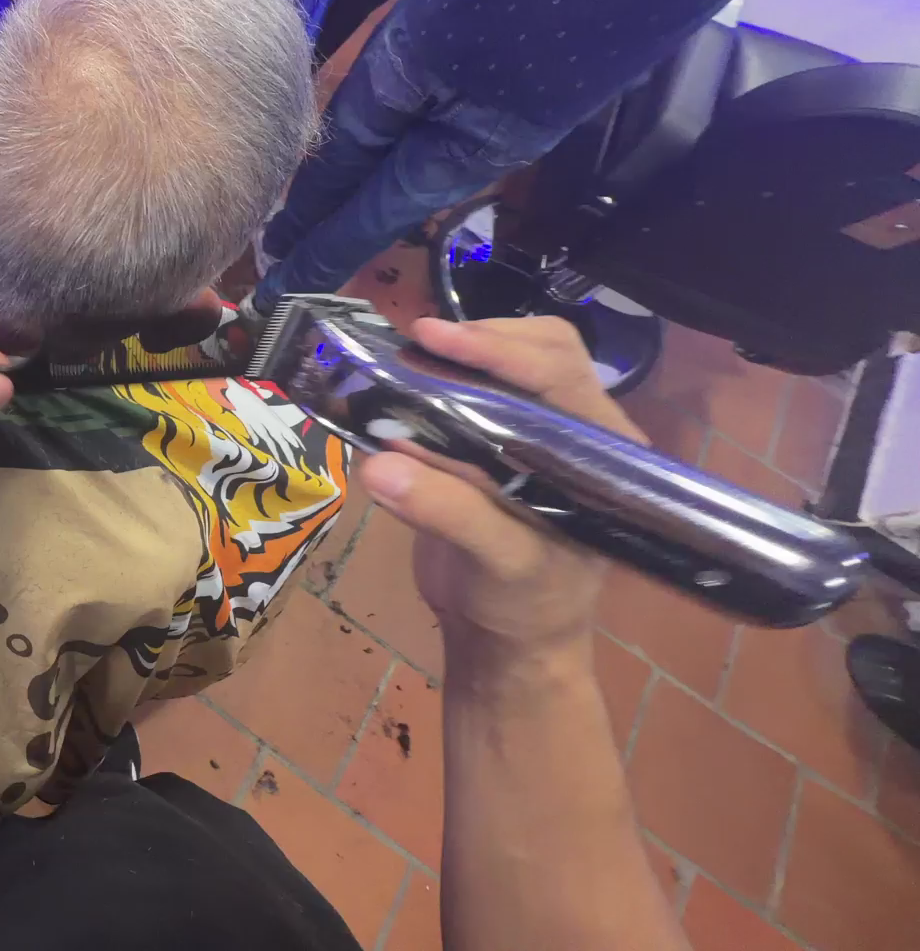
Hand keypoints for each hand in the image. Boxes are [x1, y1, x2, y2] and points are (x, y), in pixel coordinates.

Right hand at [357, 317, 648, 676]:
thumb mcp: (500, 563)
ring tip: (400, 360)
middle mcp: (569, 434)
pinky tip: (395, 392)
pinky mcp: (483, 453)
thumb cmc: (525, 603)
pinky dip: (427, 389)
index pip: (557, 371)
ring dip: (450, 360)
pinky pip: (459, 404)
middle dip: (475, 341)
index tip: (431, 337)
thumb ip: (449, 513)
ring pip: (497, 372)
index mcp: (598, 451)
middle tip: (412, 342)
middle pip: (535, 353)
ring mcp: (526, 440)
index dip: (498, 348)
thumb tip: (377, 466)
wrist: (504, 637)